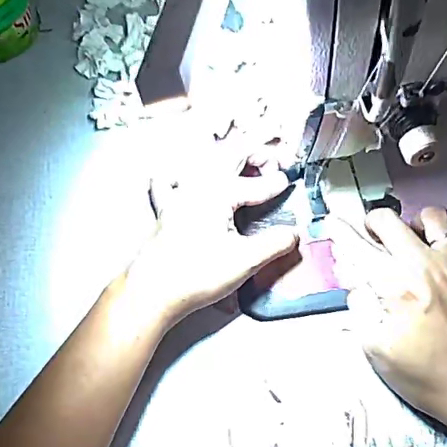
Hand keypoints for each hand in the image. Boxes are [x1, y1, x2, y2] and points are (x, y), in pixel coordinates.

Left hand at [118, 144, 299, 329]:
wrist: (153, 291)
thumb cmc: (195, 274)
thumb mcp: (246, 260)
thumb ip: (275, 243)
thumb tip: (292, 234)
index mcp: (218, 193)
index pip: (255, 181)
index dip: (276, 181)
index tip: (287, 182)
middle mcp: (195, 188)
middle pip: (228, 156)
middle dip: (253, 156)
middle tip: (271, 163)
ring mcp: (177, 197)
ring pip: (202, 164)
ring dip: (224, 161)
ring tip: (239, 168)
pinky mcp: (165, 212)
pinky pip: (172, 182)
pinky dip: (183, 175)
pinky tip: (181, 178)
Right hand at [340, 206, 446, 439]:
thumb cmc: (430, 379)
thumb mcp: (377, 352)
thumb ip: (361, 309)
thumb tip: (355, 281)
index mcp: (395, 285)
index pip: (358, 246)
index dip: (340, 231)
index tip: (333, 223)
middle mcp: (428, 264)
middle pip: (390, 222)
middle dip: (372, 224)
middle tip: (369, 238)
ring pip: (435, 218)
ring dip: (416, 223)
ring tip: (412, 237)